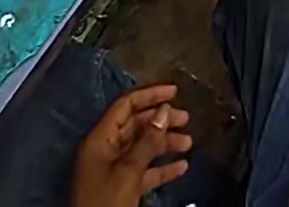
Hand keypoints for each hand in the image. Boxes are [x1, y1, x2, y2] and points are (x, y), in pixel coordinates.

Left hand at [71, 85, 191, 206]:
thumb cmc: (106, 204)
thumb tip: (164, 109)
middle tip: (186, 119)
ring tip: (188, 143)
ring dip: (165, 144)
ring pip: (142, 148)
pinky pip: (143, 171)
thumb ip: (147, 140)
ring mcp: (112, 171)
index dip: (150, 94)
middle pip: (136, 125)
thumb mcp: (128, 171)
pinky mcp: (120, 191)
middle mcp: (105, 150)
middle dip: (162, 120)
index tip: (175, 92)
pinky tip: (181, 167)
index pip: (126, 105)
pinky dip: (161, 168)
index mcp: (100, 139)